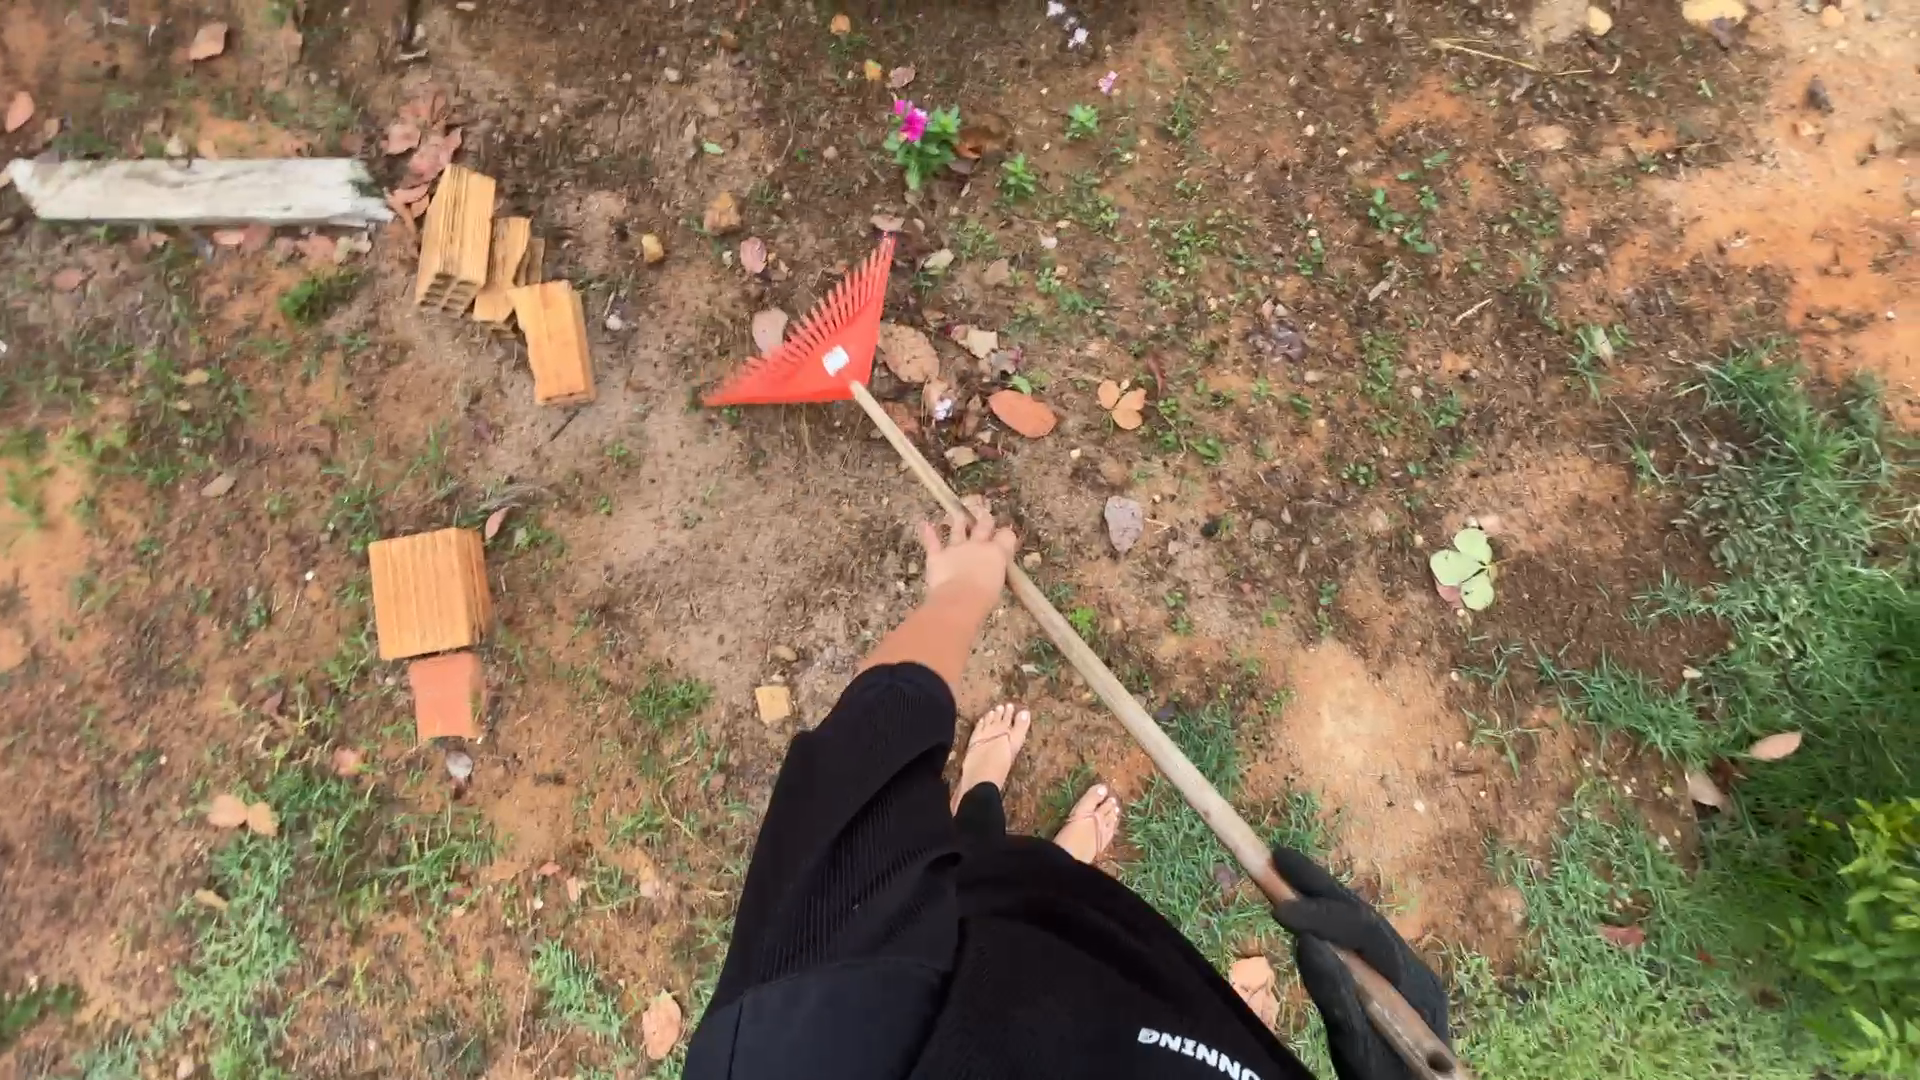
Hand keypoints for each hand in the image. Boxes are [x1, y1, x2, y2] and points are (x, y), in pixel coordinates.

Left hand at [918, 510, 1016, 607]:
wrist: (959, 600)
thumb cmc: (984, 599)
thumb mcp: (998, 586)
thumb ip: (994, 575)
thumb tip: (990, 576)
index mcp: (996, 553)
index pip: (1006, 536)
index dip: (1006, 536)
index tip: (1006, 537)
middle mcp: (977, 545)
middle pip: (984, 526)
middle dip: (985, 521)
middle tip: (985, 515)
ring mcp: (956, 548)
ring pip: (958, 530)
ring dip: (959, 523)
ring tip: (959, 516)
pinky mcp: (937, 555)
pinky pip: (932, 542)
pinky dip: (928, 534)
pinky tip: (924, 525)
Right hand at [1269, 848, 1449, 1079]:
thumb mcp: (1362, 1058)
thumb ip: (1339, 1004)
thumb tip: (1306, 941)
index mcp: (1418, 987)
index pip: (1368, 933)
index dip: (1322, 915)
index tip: (1279, 910)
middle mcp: (1413, 969)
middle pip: (1363, 916)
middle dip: (1318, 887)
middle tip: (1277, 857)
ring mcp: (1400, 972)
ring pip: (1357, 920)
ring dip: (1319, 894)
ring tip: (1283, 867)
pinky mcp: (1383, 979)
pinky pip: (1352, 935)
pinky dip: (1323, 914)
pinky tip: (1300, 903)